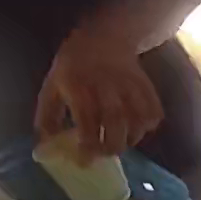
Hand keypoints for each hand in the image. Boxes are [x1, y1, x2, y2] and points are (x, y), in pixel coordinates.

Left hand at [34, 19, 164, 161]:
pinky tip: (138, 130)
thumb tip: (46, 147)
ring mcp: (129, 84)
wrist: (104, 38)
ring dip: (131, 138)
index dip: (87, 143)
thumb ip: (48, 117)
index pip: (86, 119)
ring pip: (137, 118)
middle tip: (105, 156)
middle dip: (112, 145)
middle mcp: (106, 84)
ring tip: (121, 144)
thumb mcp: (52, 86)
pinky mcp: (146, 85)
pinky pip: (154, 110)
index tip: (85, 161)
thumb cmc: (73, 67)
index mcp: (78, 84)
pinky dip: (149, 125)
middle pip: (115, 121)